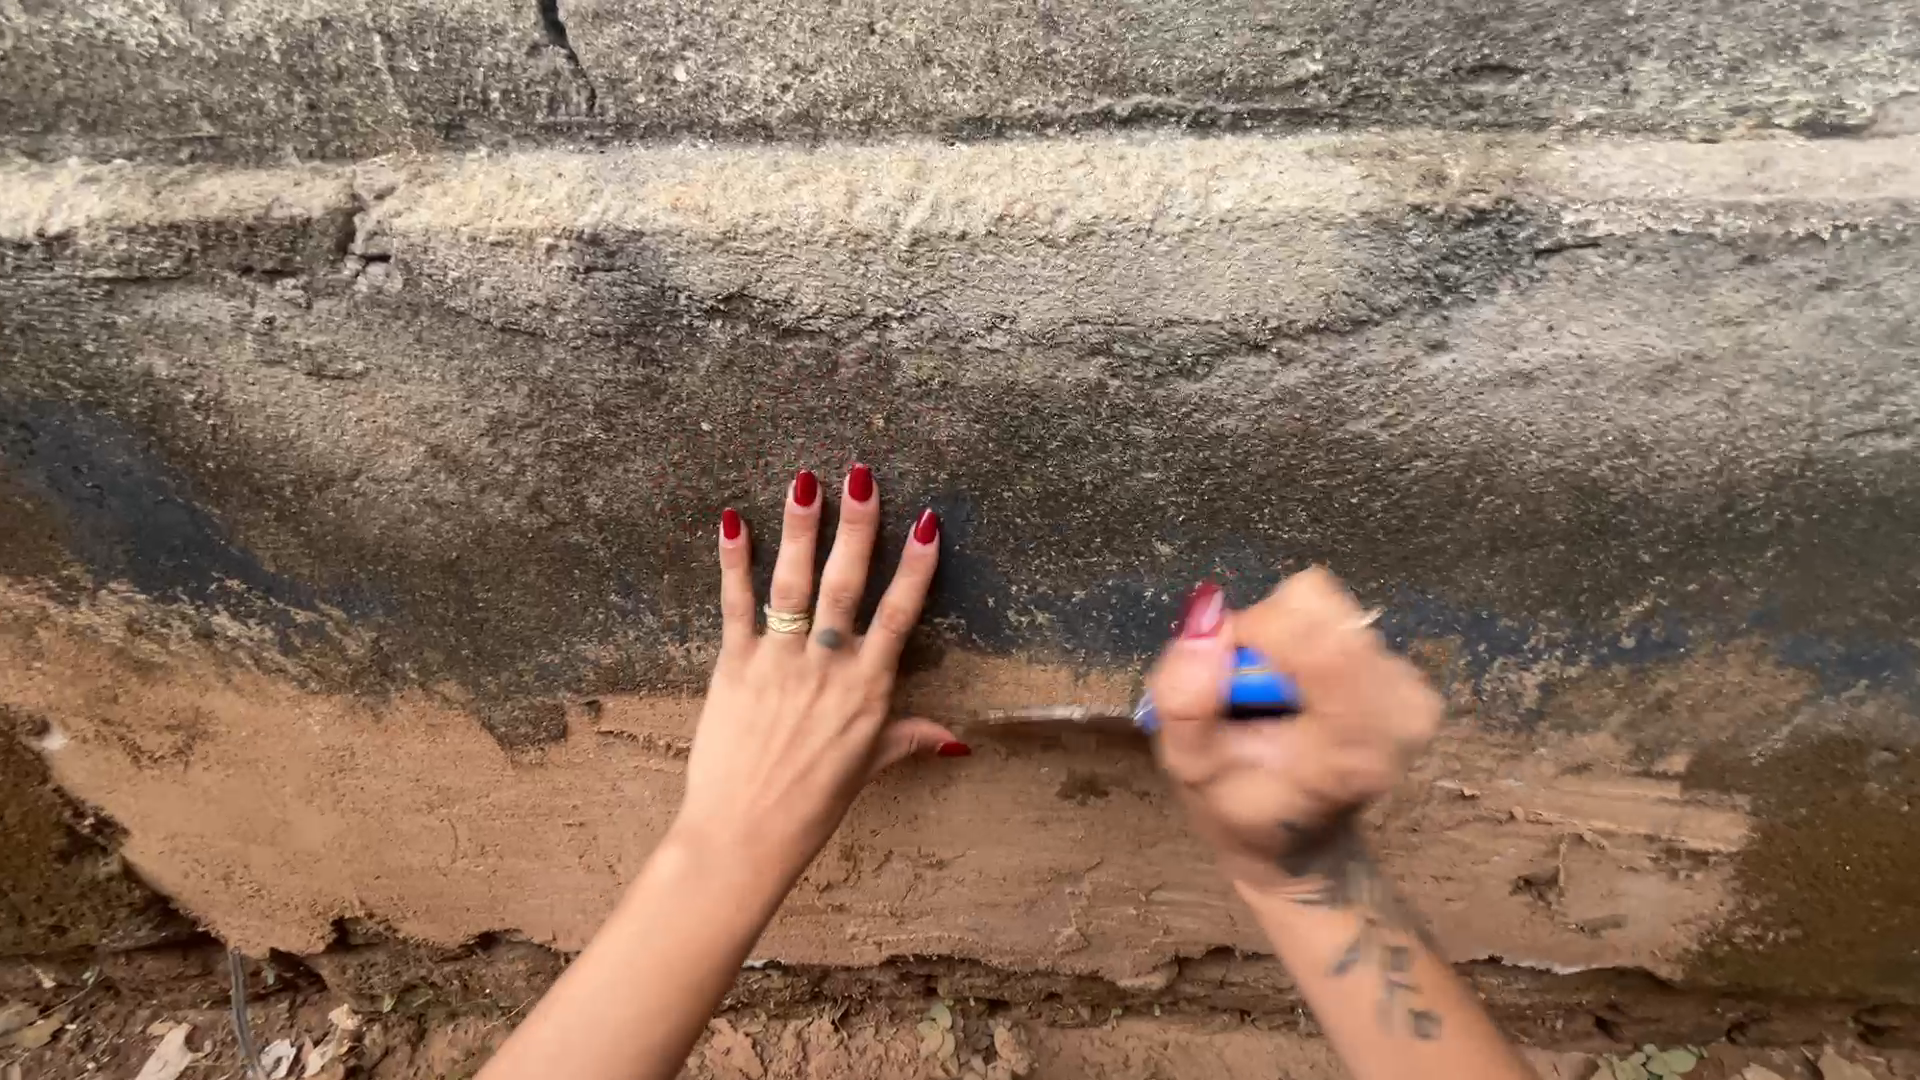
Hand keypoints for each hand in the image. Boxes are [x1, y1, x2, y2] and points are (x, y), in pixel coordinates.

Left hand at [673, 466, 963, 883]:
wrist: (744, 836)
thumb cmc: (813, 805)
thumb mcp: (870, 768)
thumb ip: (911, 740)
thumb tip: (958, 741)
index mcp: (868, 688)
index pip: (901, 614)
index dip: (916, 566)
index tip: (927, 522)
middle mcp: (827, 666)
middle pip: (847, 584)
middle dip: (857, 526)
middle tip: (862, 476)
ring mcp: (779, 662)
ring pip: (793, 583)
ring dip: (800, 529)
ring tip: (805, 481)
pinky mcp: (734, 666)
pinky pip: (736, 605)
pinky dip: (733, 562)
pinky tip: (732, 521)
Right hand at [1145, 568, 1441, 890]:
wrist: (1298, 841)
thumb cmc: (1238, 805)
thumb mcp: (1187, 766)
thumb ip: (1185, 699)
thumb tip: (1206, 616)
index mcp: (1352, 745)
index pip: (1323, 644)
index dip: (1257, 630)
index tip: (1225, 664)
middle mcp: (1398, 710)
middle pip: (1319, 608)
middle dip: (1263, 629)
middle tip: (1242, 682)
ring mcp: (1409, 691)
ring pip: (1323, 606)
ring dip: (1279, 637)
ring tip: (1266, 692)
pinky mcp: (1405, 676)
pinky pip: (1335, 617)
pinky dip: (1300, 640)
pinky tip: (1293, 689)